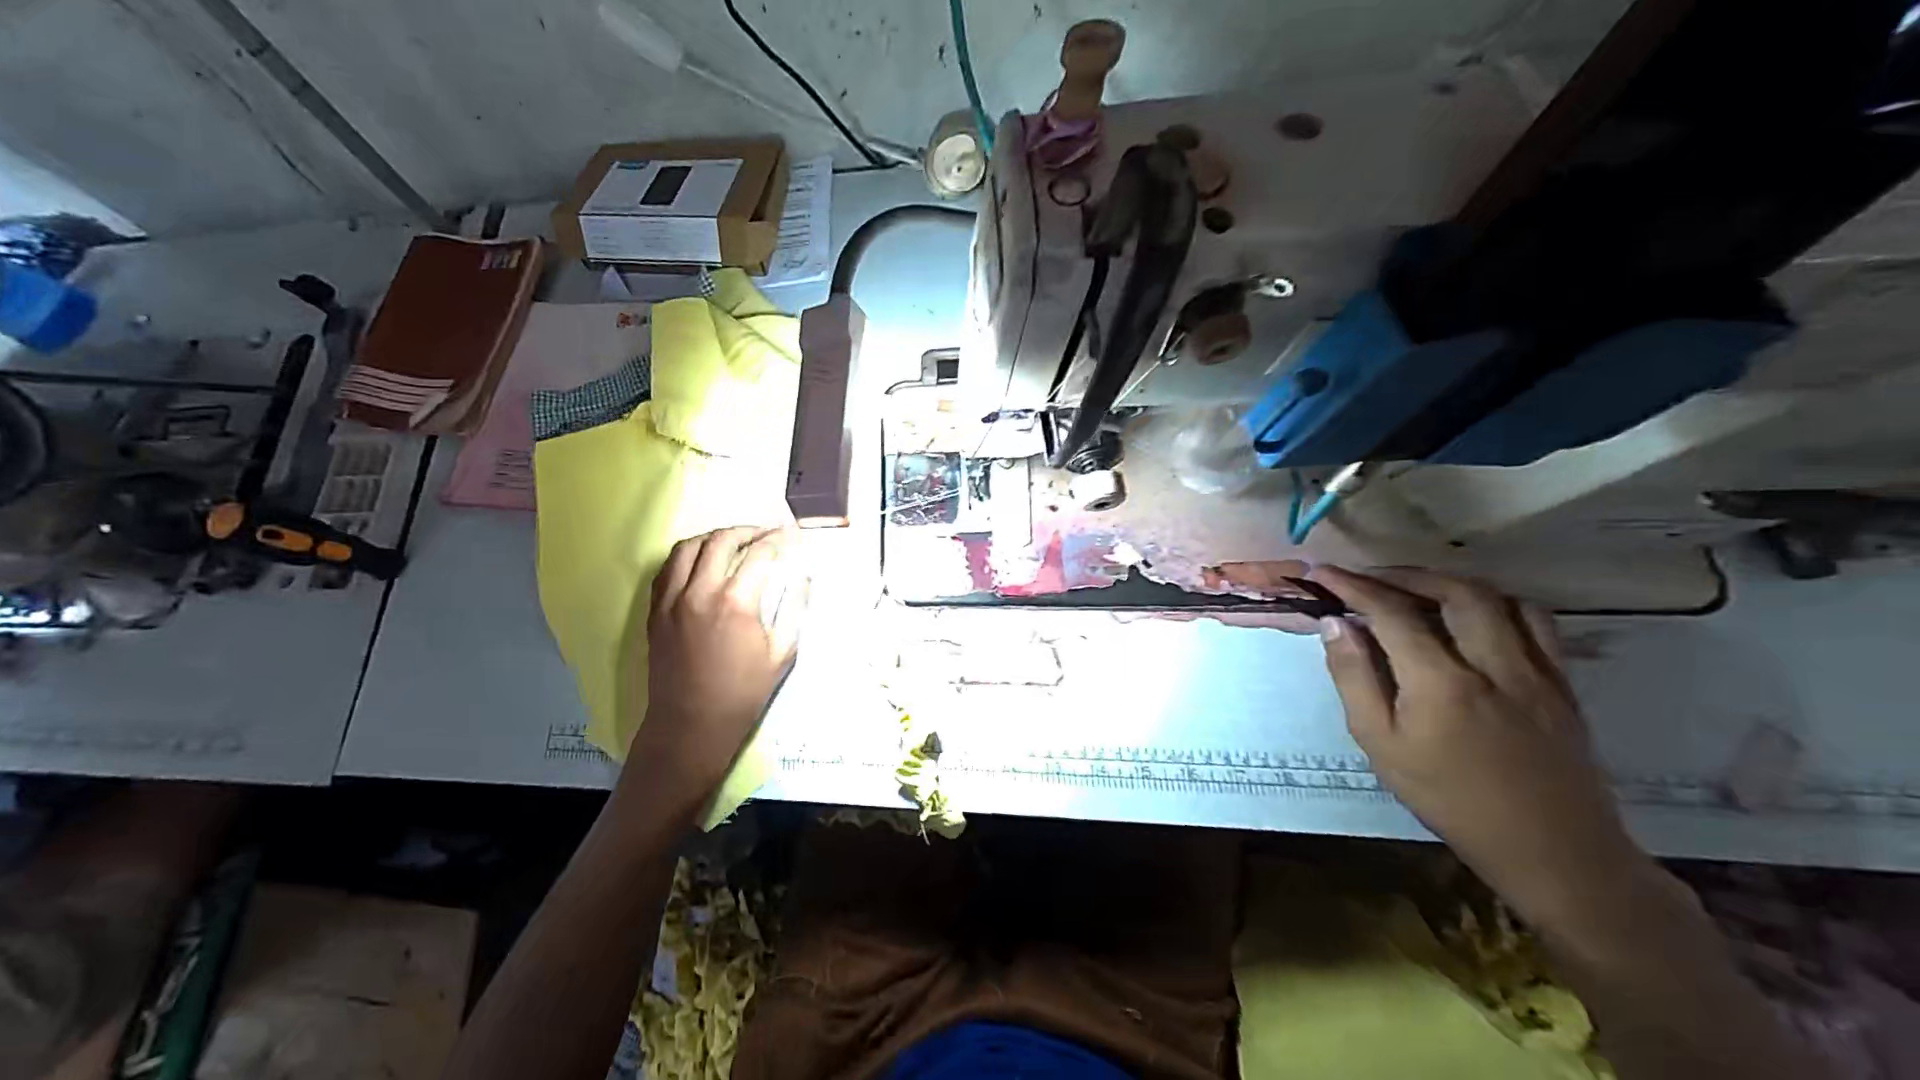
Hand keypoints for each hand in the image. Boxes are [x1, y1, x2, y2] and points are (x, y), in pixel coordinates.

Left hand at [627, 526, 805, 810]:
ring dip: (714, 537)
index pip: (759, 553)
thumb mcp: (783, 653)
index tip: (793, 535)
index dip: (779, 539)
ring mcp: (671, 600)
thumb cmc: (743, 694)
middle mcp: (699, 592)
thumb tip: (803, 578)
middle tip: (767, 535)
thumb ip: (795, 608)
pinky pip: (668, 569)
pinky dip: (687, 556)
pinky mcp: (655, 611)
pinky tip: (702, 561)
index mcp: (735, 602)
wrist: (692, 725)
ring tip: (733, 542)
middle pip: (722, 541)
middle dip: (749, 531)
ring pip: (688, 547)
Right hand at [1309, 566, 1655, 929]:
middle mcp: (1493, 664)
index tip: (1324, 572)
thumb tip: (1336, 625)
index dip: (1353, 586)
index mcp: (1440, 683)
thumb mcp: (1381, 746)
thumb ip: (1355, 679)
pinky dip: (1498, 603)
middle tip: (1370, 577)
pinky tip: (1476, 614)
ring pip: (1498, 599)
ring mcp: (1536, 670)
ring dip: (1451, 583)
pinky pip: (1537, 622)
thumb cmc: (1449, 799)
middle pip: (1451, 591)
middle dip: (1403, 575)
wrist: (1549, 848)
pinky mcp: (1562, 682)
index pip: (1390, 613)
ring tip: (1419, 588)